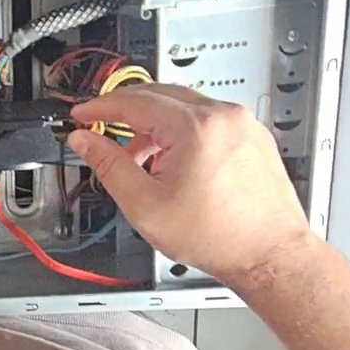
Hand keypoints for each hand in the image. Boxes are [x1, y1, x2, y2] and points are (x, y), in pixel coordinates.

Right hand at [68, 85, 317, 286]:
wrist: (268, 253)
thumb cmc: (216, 235)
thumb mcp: (143, 203)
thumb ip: (108, 165)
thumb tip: (84, 140)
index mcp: (195, 127)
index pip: (134, 102)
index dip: (100, 107)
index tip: (81, 113)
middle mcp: (224, 117)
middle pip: (159, 95)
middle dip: (124, 110)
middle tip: (99, 124)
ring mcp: (242, 124)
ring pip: (183, 108)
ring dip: (152, 125)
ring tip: (136, 159)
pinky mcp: (252, 137)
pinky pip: (205, 120)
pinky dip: (178, 132)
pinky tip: (168, 162)